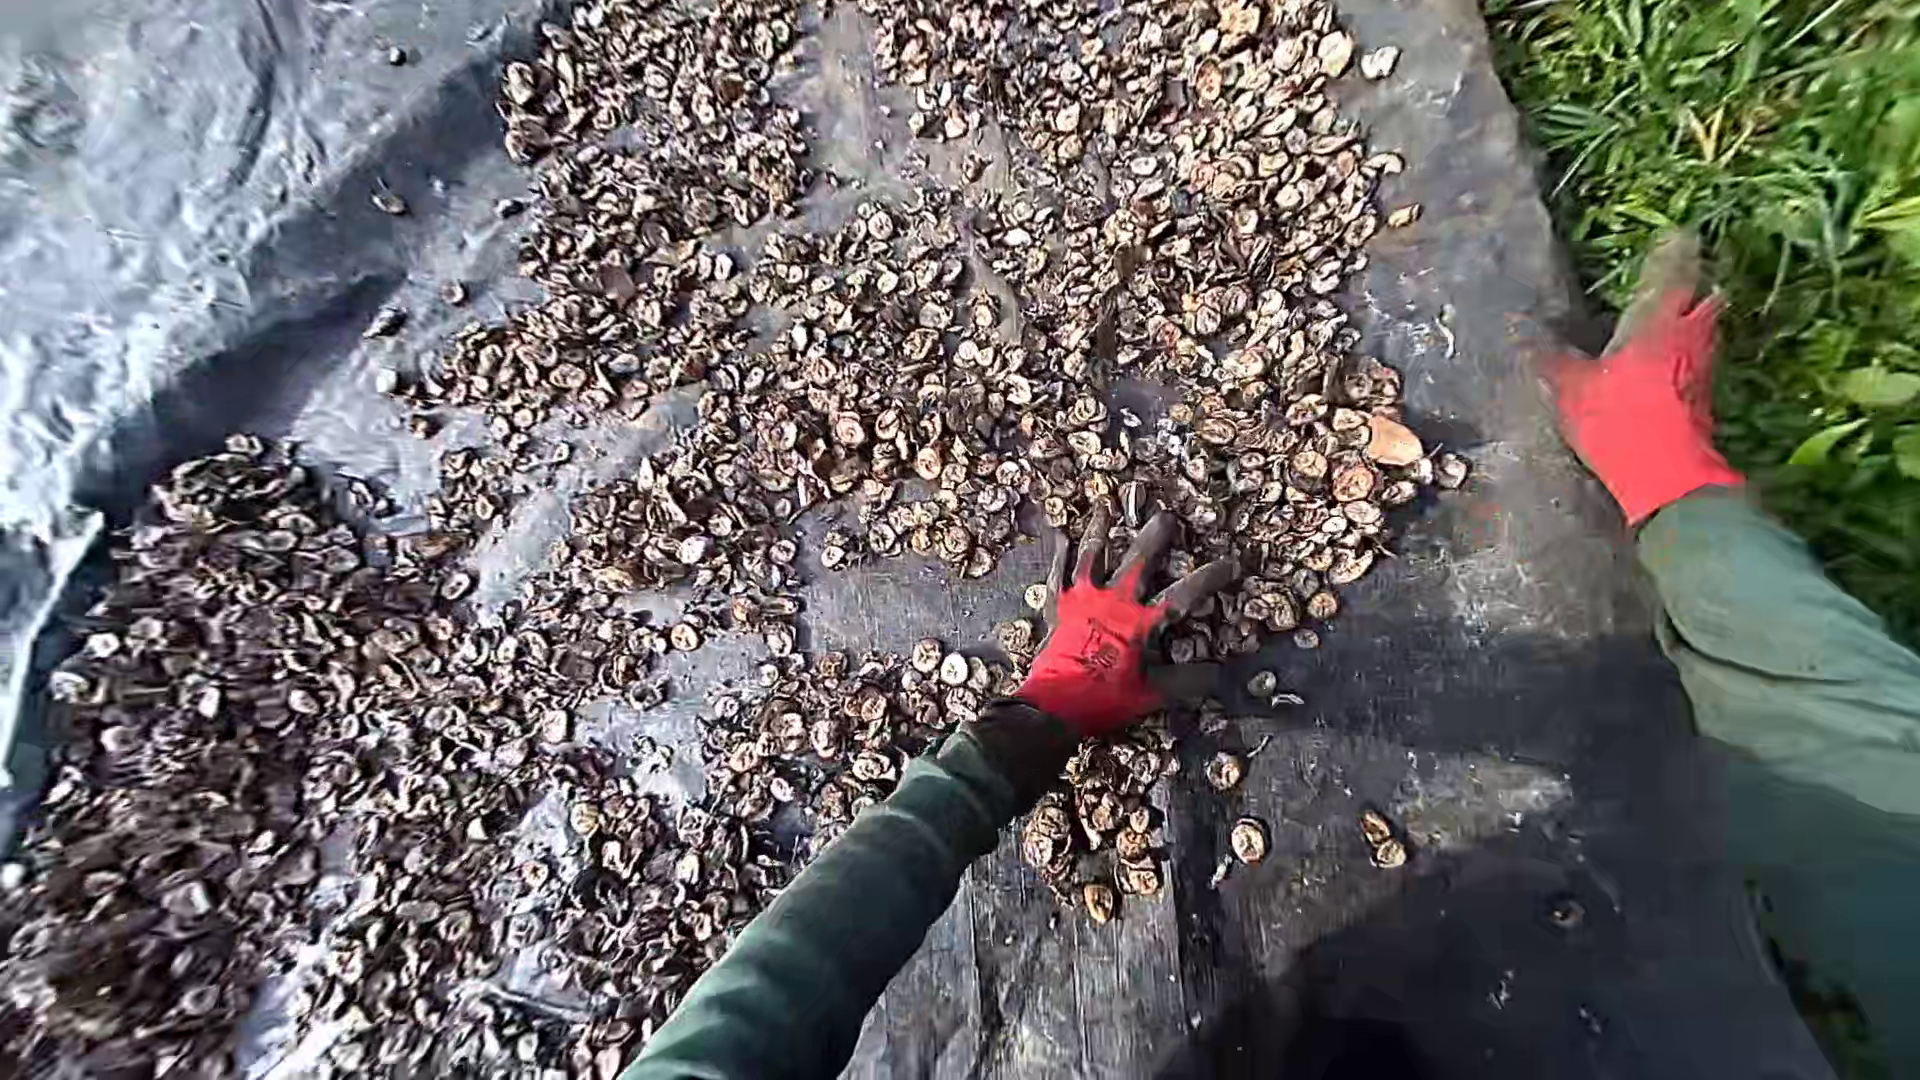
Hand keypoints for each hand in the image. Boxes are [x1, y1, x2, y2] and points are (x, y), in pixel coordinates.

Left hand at [1016, 509, 1238, 736]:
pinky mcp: (1058, 604)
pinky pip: (1059, 572)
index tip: (1230, 563)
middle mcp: (1113, 601)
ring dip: (1100, 530)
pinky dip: (1060, 553)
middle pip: (1138, 560)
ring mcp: (1082, 598)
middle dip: (1154, 537)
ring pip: (1093, 555)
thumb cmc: (1105, 698)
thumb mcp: (1152, 695)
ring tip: (1105, 507)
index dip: (1209, 578)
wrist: (1055, 704)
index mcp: (1140, 622)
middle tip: (1166, 515)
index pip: (1184, 595)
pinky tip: (1061, 535)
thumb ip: (1186, 681)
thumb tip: (1220, 672)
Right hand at [1549, 233, 1743, 525]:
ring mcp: (1701, 360)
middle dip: (1688, 282)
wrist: (1663, 467)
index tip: (1669, 235)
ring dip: (1686, 311)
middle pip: (1699, 295)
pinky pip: (1693, 347)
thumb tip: (1514, 327)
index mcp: (1657, 325)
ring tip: (1661, 310)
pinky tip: (1659, 351)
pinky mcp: (1700, 385)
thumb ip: (1547, 354)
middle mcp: (1690, 335)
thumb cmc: (1614, 419)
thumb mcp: (1568, 385)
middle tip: (1671, 272)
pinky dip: (1679, 339)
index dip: (1669, 253)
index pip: (1671, 275)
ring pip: (1700, 321)